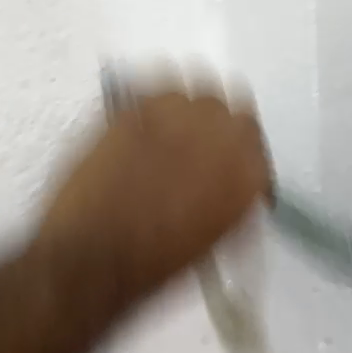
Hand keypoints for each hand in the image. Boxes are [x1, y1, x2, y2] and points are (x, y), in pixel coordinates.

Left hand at [35, 68, 270, 295]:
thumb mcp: (212, 241)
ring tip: (169, 136)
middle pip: (232, 113)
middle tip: (196, 151)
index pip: (258, 149)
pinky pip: (155, 89)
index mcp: (249, 174)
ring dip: (186, 112)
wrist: (93, 255)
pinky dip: (152, 105)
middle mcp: (222, 136)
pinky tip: (141, 129)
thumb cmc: (150, 263)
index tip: (227, 169)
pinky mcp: (136, 106)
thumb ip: (233, 205)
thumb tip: (236, 195)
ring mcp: (179, 116)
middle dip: (216, 132)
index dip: (240, 159)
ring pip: (195, 92)